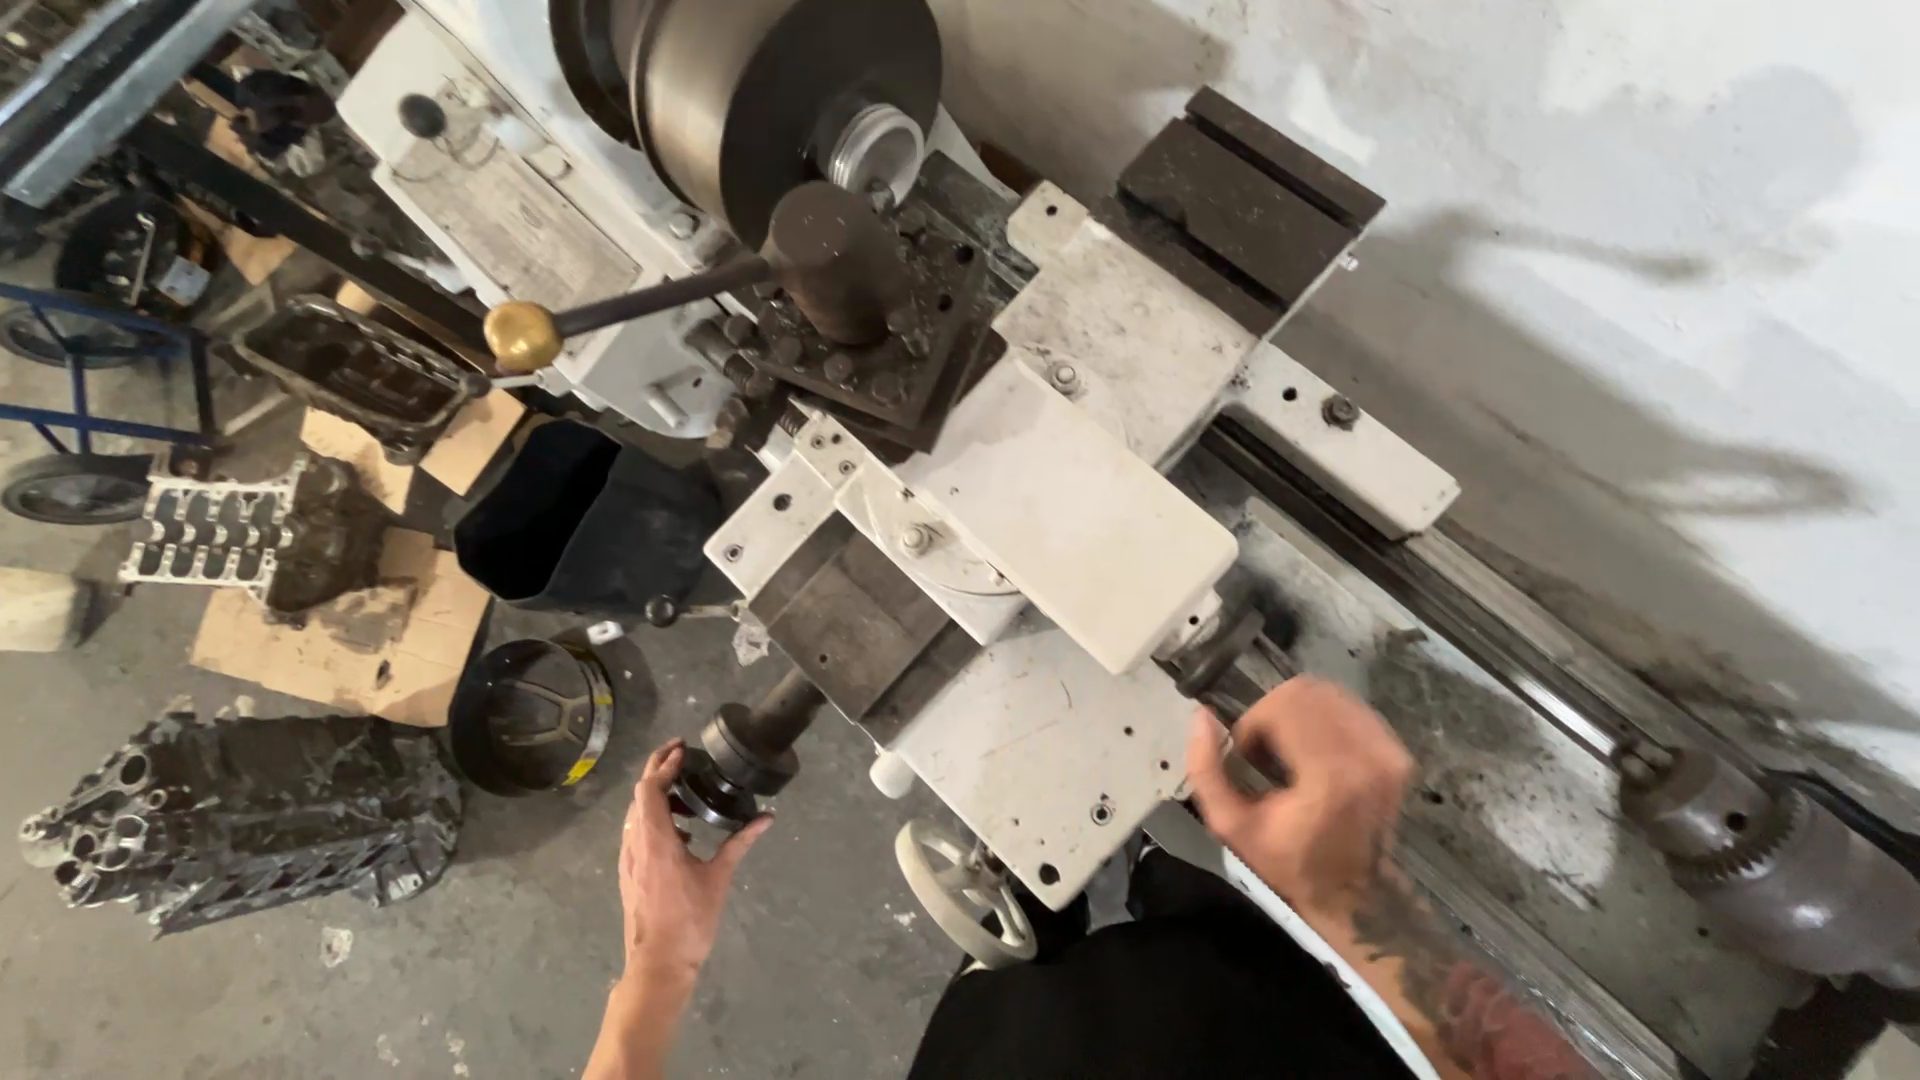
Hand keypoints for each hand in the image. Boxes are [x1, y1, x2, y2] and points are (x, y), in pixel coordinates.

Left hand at [618, 740, 772, 983]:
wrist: (658, 966)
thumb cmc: (690, 921)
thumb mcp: (719, 877)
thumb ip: (740, 842)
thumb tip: (767, 818)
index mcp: (656, 841)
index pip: (649, 790)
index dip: (663, 765)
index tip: (683, 750)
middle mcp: (635, 846)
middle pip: (638, 796)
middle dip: (657, 771)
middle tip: (681, 756)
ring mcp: (628, 861)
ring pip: (635, 815)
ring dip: (656, 796)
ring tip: (687, 796)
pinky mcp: (629, 874)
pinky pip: (636, 834)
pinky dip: (654, 819)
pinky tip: (681, 833)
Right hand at [1185, 676, 1413, 918]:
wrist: (1350, 892)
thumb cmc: (1287, 860)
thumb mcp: (1230, 826)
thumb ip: (1205, 770)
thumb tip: (1201, 717)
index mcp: (1330, 776)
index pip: (1284, 707)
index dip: (1254, 723)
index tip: (1248, 757)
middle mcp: (1368, 756)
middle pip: (1305, 693)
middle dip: (1272, 713)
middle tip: (1264, 751)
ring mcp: (1388, 752)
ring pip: (1327, 694)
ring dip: (1295, 713)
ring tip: (1287, 750)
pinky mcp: (1396, 752)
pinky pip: (1347, 707)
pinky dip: (1320, 718)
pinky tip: (1310, 749)